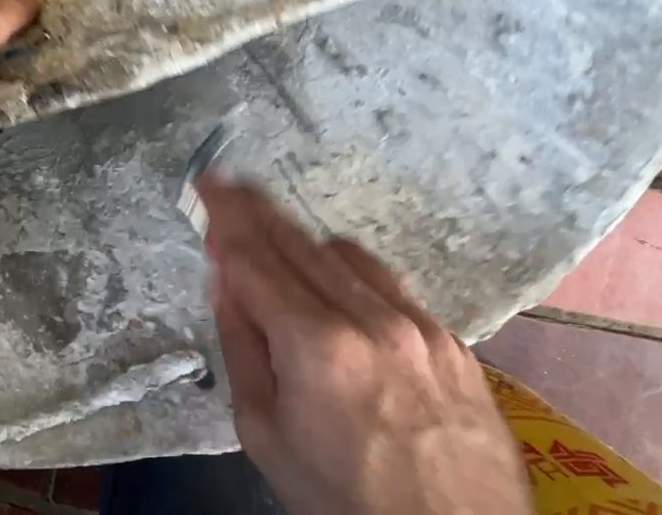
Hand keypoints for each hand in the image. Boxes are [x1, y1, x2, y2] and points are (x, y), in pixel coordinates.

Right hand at [200, 177, 530, 514]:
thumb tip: (226, 280)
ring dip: (302, 238)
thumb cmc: (340, 496)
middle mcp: (370, 320)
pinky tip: (337, 285)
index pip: (255, 256)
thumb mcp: (263, 431)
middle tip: (228, 181)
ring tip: (277, 238)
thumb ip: (242, 346)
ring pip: (346, 254)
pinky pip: (390, 284)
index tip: (207, 178)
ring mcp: (420, 328)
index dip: (225, 213)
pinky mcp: (454, 345)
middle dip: (257, 208)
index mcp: (315, 343)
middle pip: (298, 242)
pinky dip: (349, 271)